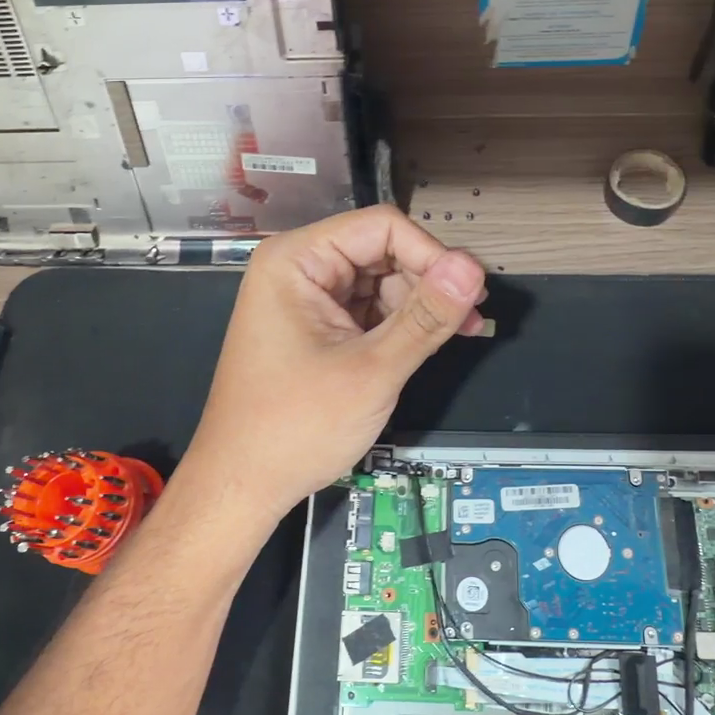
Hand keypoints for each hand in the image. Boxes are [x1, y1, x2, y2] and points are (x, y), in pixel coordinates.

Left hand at [181, 205, 487, 514]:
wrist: (241, 487)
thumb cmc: (295, 428)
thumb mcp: (371, 371)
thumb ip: (425, 316)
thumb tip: (473, 267)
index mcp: (297, 261)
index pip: (381, 227)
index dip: (430, 253)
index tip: (469, 291)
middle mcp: (301, 270)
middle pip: (383, 252)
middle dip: (429, 282)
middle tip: (473, 318)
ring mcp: (309, 300)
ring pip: (382, 282)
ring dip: (421, 306)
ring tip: (461, 332)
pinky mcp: (319, 329)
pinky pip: (370, 311)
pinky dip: (402, 325)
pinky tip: (433, 342)